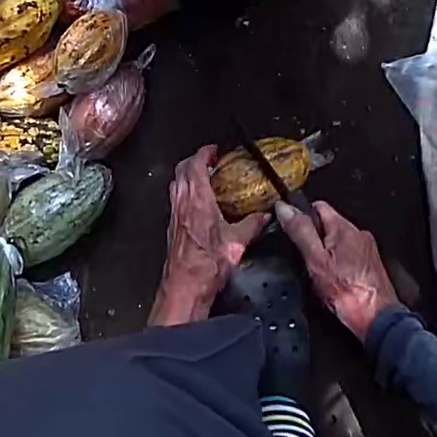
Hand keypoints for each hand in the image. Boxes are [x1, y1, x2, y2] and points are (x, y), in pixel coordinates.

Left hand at [148, 146, 266, 326]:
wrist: (185, 286)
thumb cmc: (206, 265)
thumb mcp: (237, 242)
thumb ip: (252, 224)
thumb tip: (263, 215)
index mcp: (198, 200)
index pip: (195, 165)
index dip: (204, 153)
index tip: (213, 150)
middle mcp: (182, 203)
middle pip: (181, 170)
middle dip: (194, 161)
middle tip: (209, 161)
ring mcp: (174, 214)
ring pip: (176, 184)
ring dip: (187, 175)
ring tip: (204, 178)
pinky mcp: (172, 226)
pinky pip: (175, 199)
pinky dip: (184, 192)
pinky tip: (197, 203)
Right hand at [275, 200, 400, 340]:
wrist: (374, 317)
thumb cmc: (347, 291)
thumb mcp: (314, 259)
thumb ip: (300, 231)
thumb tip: (285, 208)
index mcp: (343, 227)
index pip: (317, 206)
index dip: (301, 215)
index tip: (291, 229)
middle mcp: (358, 233)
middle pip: (327, 223)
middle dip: (313, 237)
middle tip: (304, 257)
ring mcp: (365, 249)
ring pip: (337, 240)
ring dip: (325, 250)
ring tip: (319, 270)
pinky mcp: (369, 264)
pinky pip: (347, 254)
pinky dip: (337, 261)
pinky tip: (333, 278)